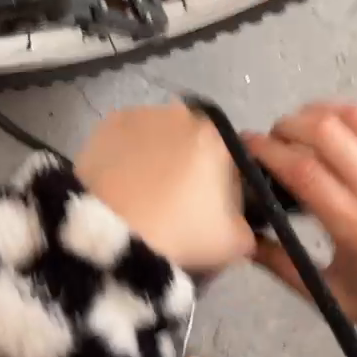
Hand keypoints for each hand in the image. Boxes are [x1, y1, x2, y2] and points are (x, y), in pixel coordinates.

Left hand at [73, 102, 255, 273]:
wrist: (113, 232)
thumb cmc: (180, 232)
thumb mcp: (234, 243)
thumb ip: (247, 224)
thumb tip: (239, 217)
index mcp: (217, 136)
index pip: (231, 157)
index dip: (223, 183)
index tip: (209, 207)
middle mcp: (182, 113)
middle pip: (195, 140)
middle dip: (190, 164)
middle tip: (176, 201)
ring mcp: (143, 113)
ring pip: (160, 135)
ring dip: (158, 155)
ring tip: (144, 193)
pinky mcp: (109, 121)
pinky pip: (129, 137)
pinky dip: (129, 153)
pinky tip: (122, 180)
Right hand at [245, 103, 356, 350]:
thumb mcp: (335, 298)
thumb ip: (284, 266)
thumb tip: (243, 238)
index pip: (301, 168)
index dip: (266, 148)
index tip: (247, 143)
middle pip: (325, 130)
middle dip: (289, 123)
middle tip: (278, 136)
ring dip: (321, 112)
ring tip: (308, 126)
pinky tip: (350, 128)